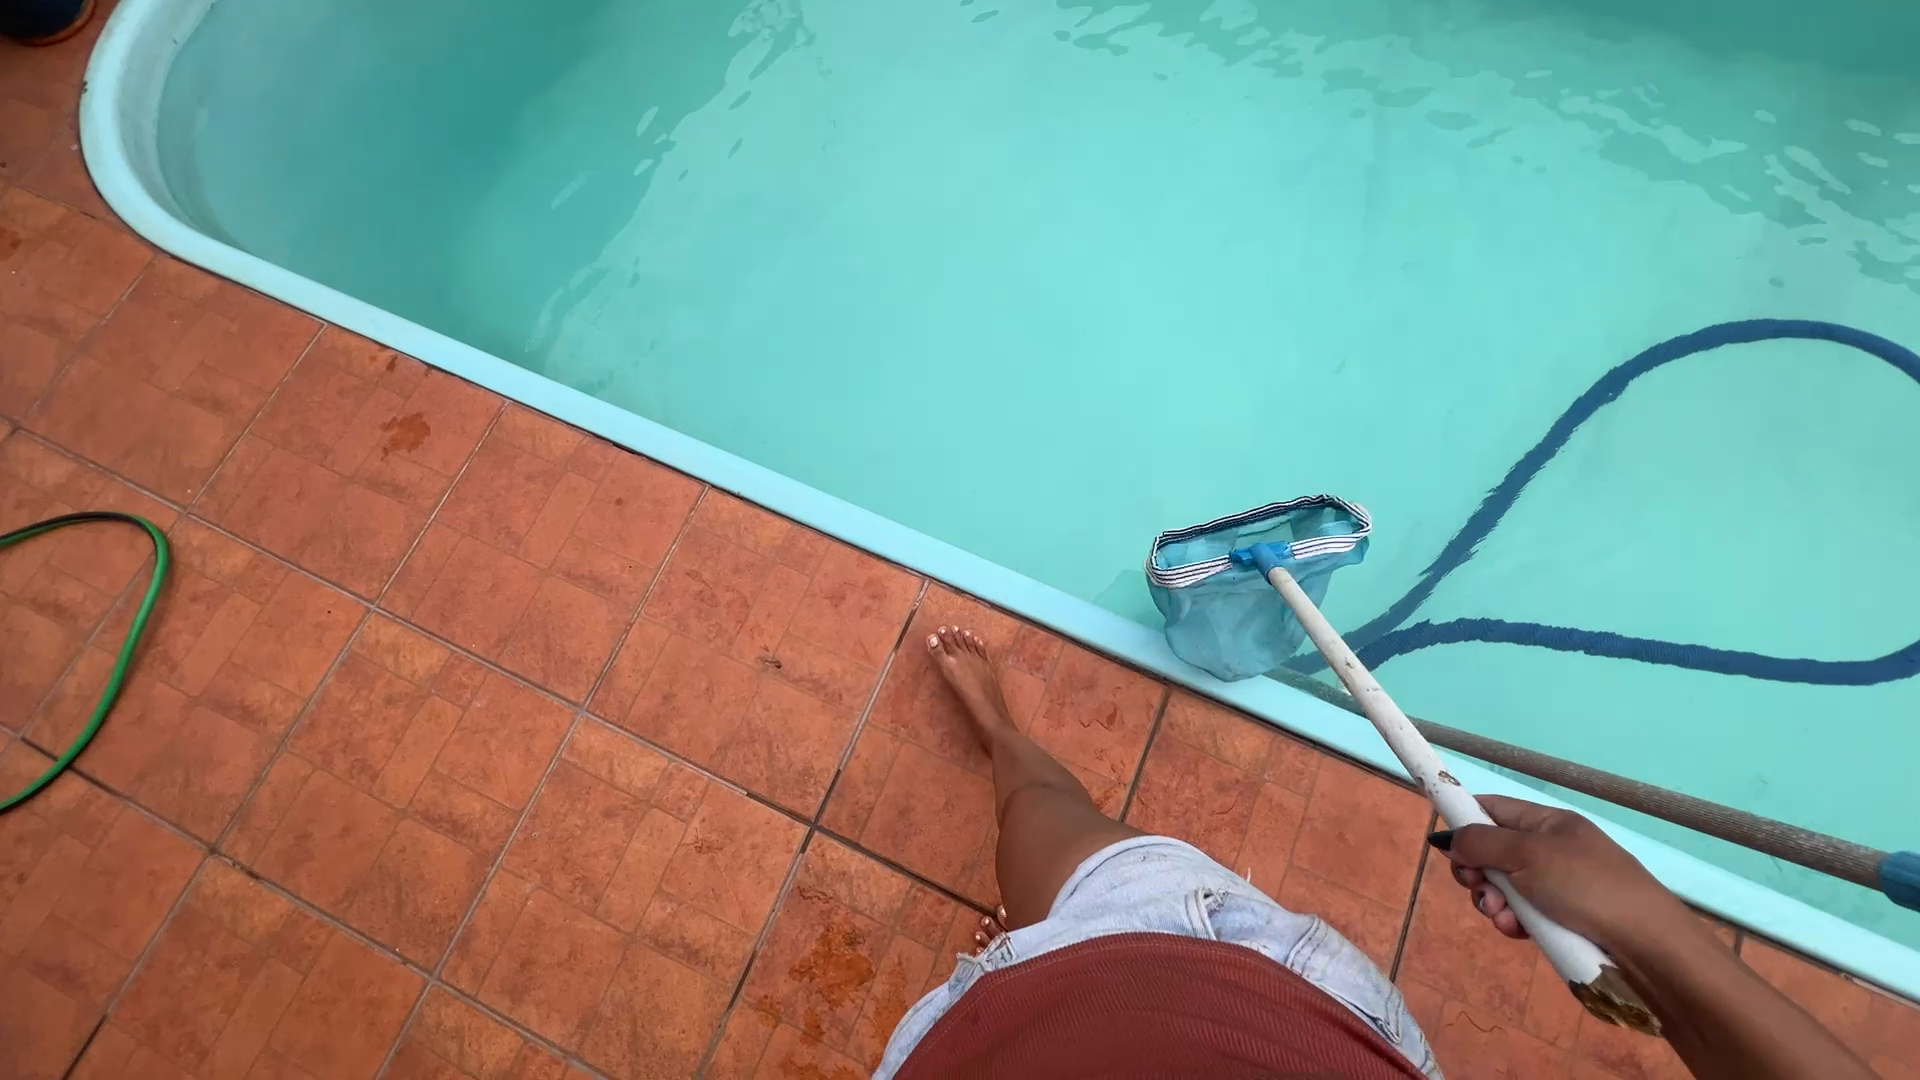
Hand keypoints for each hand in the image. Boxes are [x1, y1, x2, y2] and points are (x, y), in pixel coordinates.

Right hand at [1433, 795, 1692, 953]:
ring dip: (1493, 899)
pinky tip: (1515, 931)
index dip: (1463, 818)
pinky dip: (1513, 921)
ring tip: (1500, 915)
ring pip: (1504, 886)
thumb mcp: (1527, 854)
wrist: (1656, 952)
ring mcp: (1561, 887)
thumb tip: (1448, 839)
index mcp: (1548, 823)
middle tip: (1476, 884)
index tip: (1444, 842)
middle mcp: (1553, 851)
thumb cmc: (1588, 887)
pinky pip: (1524, 914)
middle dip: (1476, 870)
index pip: (1492, 808)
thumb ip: (1479, 841)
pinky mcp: (1566, 921)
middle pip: (1492, 851)